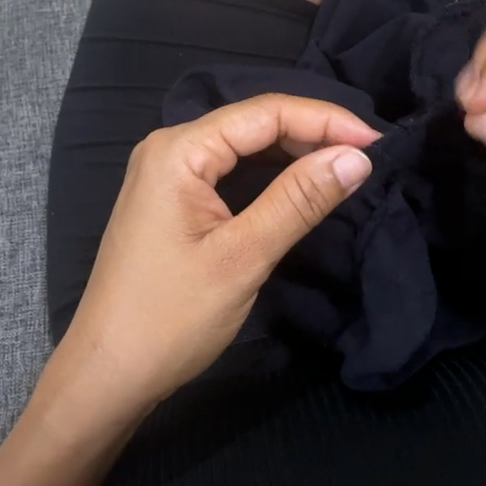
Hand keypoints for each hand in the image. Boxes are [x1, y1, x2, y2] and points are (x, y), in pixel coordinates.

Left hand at [56, 94, 379, 413]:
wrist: (108, 372)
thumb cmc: (170, 316)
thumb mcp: (243, 257)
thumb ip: (299, 201)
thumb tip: (356, 157)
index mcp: (179, 149)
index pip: (264, 113)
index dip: (325, 119)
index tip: (377, 143)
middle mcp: (170, 148)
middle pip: (253, 122)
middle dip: (312, 133)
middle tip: (368, 157)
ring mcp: (167, 173)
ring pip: (243, 145)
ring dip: (294, 152)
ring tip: (345, 166)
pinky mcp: (172, 198)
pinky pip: (229, 169)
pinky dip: (269, 174)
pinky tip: (300, 184)